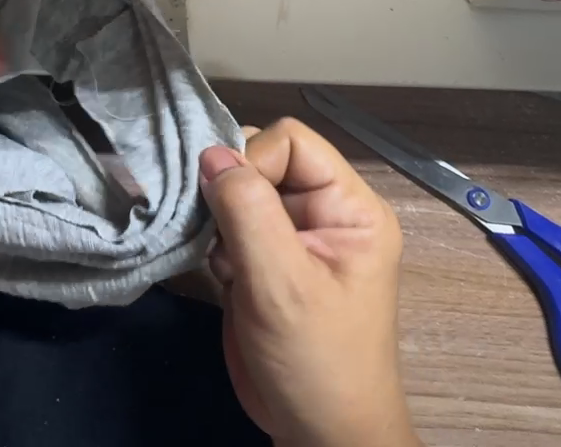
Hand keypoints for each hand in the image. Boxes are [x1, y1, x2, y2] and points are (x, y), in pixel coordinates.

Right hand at [201, 119, 418, 446]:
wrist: (317, 435)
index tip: (228, 203)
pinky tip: (221, 273)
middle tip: (217, 229)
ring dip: (218, 215)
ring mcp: (293, 235)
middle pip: (263, 158)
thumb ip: (246, 210)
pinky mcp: (264, 257)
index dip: (253, 160)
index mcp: (350, 208)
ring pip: (239, 187)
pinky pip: (228, 219)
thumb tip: (210, 152)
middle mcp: (323, 211)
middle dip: (230, 188)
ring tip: (221, 257)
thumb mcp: (282, 284)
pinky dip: (214, 238)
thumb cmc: (315, 361)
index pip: (291, 142)